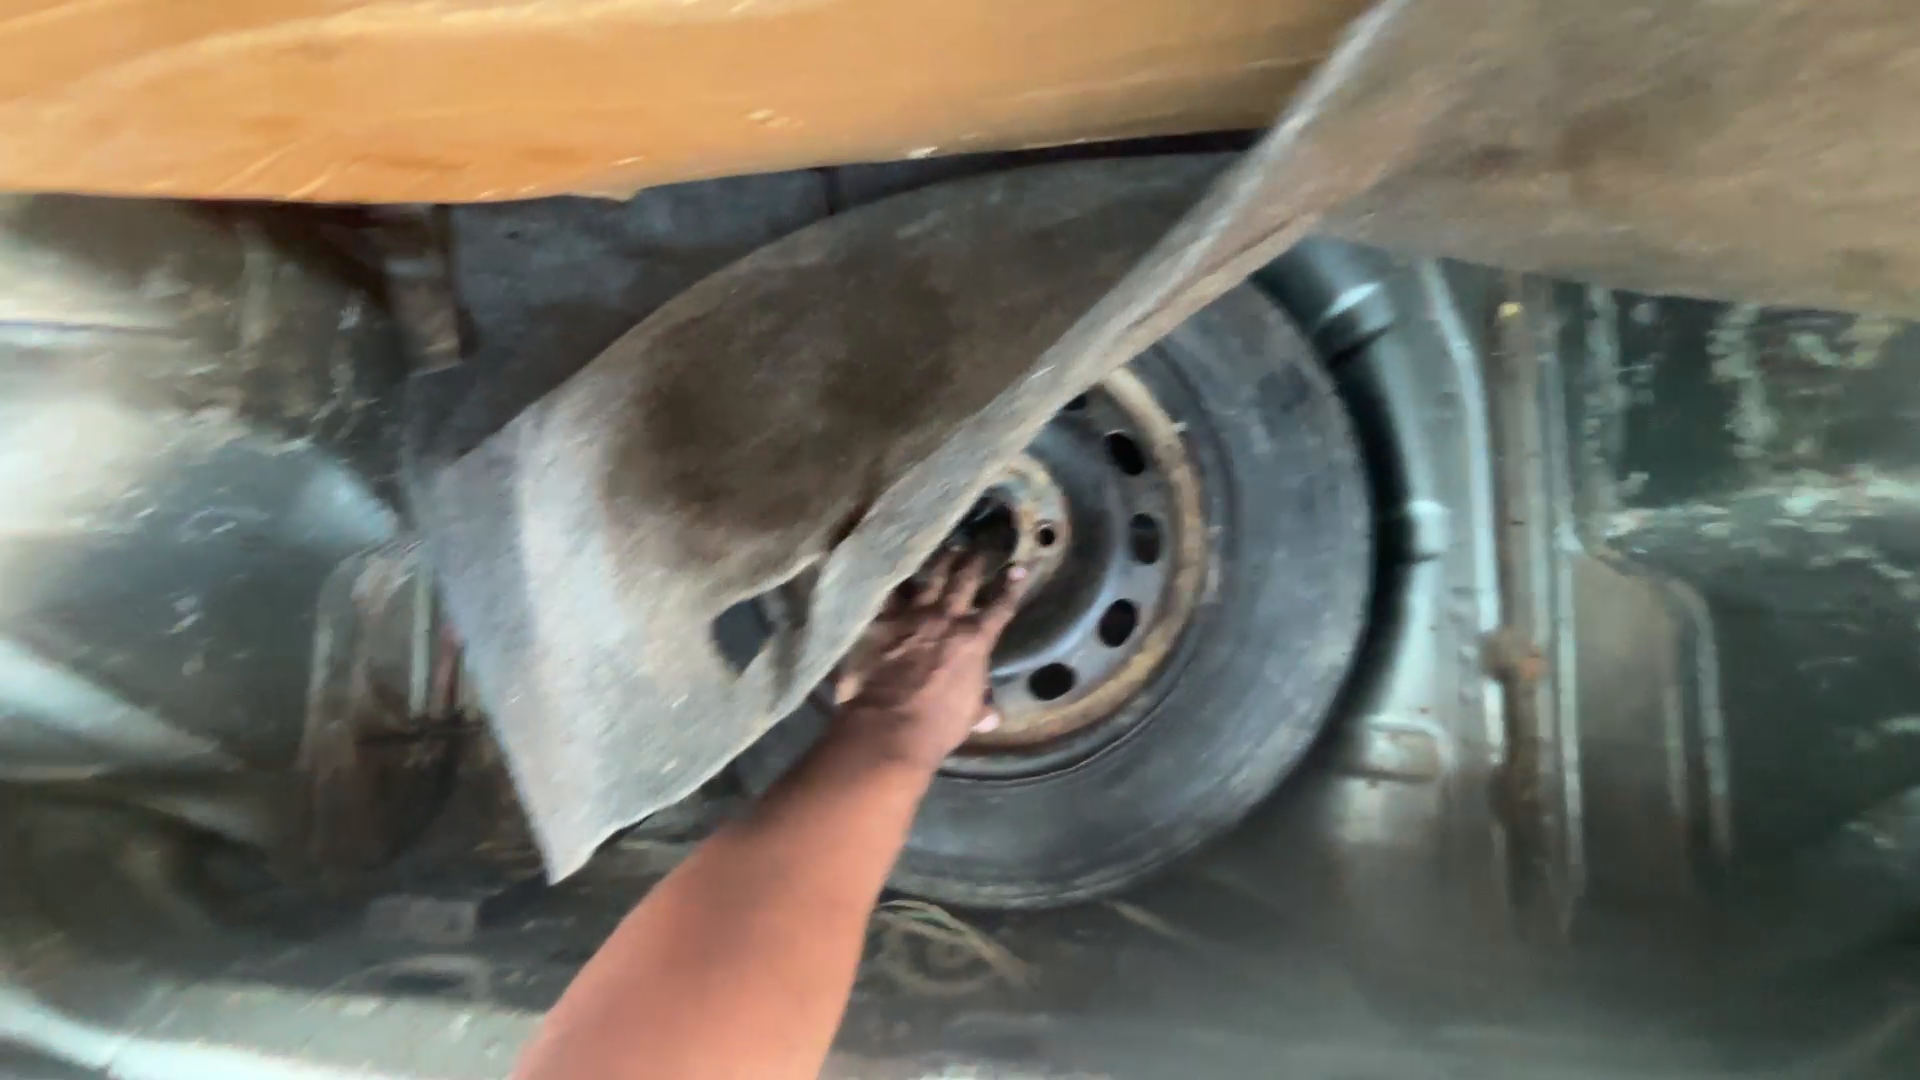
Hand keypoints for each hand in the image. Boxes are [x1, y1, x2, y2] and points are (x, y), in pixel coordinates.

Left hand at [830, 550, 1029, 769]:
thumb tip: (991, 717)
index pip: (1001, 606)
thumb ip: (980, 708)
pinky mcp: (883, 621)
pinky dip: (896, 582)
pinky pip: (890, 593)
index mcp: (975, 639)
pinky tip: (896, 569)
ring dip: (941, 560)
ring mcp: (913, 615)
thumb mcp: (968, 715)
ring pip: (930, 577)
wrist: (890, 723)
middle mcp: (947, 618)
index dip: (1013, 586)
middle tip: (982, 542)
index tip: (1020, 568)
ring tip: (948, 546)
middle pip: (965, 579)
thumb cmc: (938, 723)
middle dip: (976, 559)